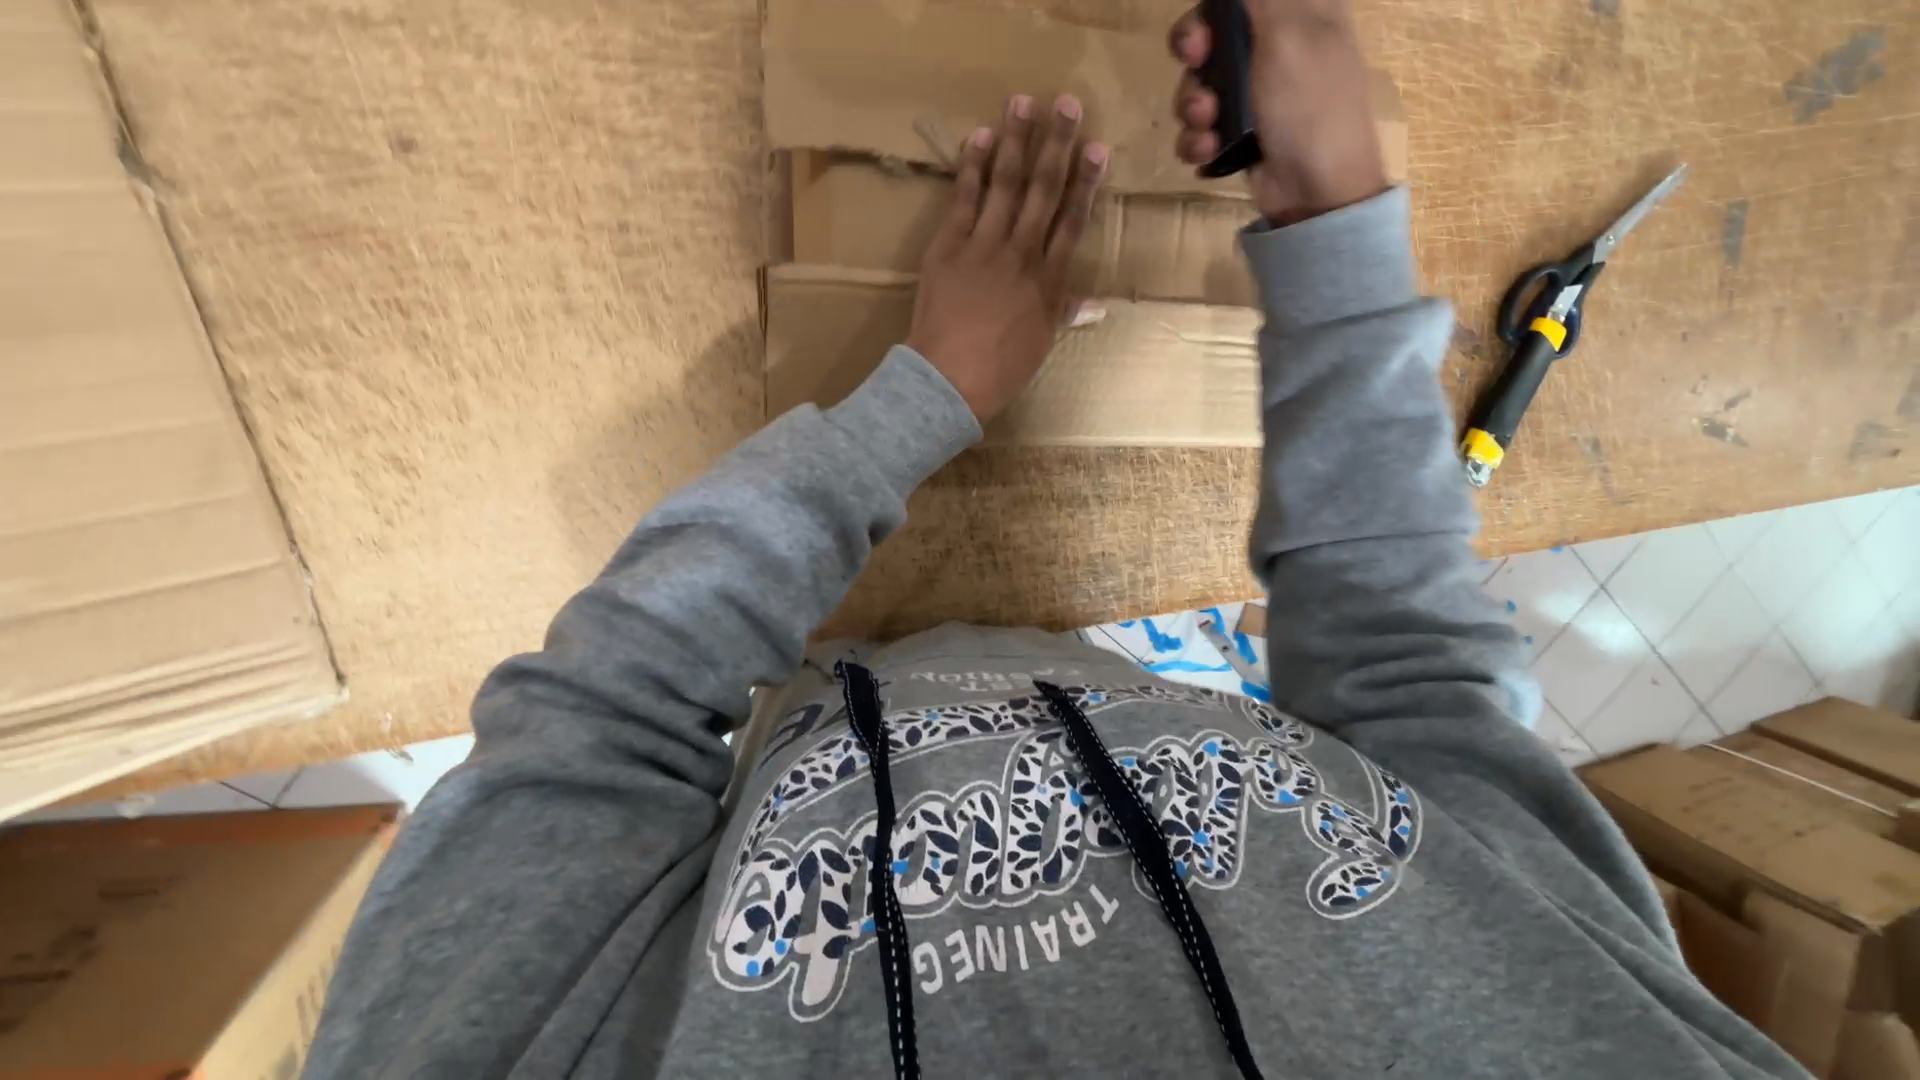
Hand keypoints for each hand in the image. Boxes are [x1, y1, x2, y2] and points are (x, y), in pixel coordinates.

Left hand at [906, 95, 1107, 424]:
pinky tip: (979, 138)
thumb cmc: (1000, 370)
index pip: (1073, 222)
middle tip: (1068, 105)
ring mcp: (984, 246)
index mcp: (1049, 281)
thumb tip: (1095, 305)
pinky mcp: (949, 246)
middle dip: (1057, 146)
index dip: (1086, 183)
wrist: (950, 378)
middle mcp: (1022, 253)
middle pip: (1044, 191)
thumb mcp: (1040, 343)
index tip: (1097, 149)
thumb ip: (1063, 313)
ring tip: (1023, 103)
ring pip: (1005, 185)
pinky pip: (963, 200)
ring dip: (1015, 141)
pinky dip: (971, 169)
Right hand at [1169, 1, 1386, 225]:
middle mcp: (1275, 46)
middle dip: (1194, 52)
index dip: (1215, 7)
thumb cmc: (1310, 105)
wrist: (1316, 190)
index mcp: (1301, 10)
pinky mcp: (1237, 133)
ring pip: (1199, 83)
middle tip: (1194, 62)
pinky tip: (1208, 151)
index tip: (1206, 25)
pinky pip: (1200, 126)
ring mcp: (1255, 93)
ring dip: (1193, 105)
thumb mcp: (1288, 35)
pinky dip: (1197, 139)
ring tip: (1207, 125)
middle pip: (1212, 33)